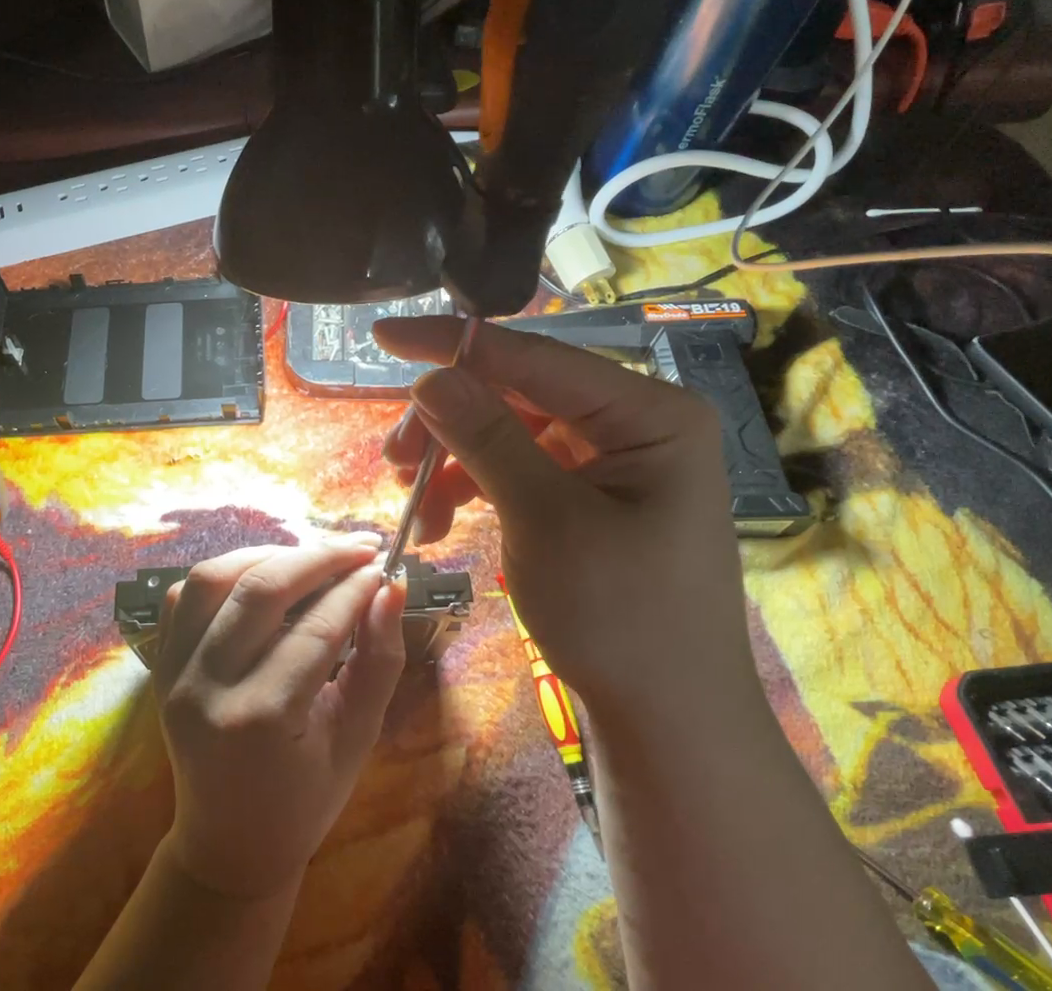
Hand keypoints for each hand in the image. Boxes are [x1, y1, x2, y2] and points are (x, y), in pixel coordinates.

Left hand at [152, 539, 406, 899]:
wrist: (231, 841)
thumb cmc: (306, 799)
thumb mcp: (358, 735)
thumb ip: (380, 659)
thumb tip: (392, 587)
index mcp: (263, 718)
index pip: (317, 626)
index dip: (356, 587)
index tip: (385, 565)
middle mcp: (208, 688)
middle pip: (260, 589)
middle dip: (317, 557)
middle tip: (359, 548)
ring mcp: (174, 674)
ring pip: (211, 578)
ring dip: (266, 555)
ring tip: (311, 558)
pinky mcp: (159, 665)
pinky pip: (182, 596)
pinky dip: (224, 574)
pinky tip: (262, 577)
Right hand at [375, 316, 755, 720]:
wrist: (668, 718)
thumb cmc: (621, 619)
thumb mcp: (546, 521)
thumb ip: (488, 439)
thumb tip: (429, 376)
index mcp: (650, 413)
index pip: (536, 358)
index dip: (455, 345)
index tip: (382, 333)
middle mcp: (634, 424)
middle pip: (519, 393)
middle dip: (450, 421)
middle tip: (395, 461)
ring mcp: (612, 463)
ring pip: (511, 432)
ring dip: (455, 459)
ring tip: (416, 503)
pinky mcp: (589, 498)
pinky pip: (520, 470)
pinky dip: (476, 488)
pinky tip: (443, 521)